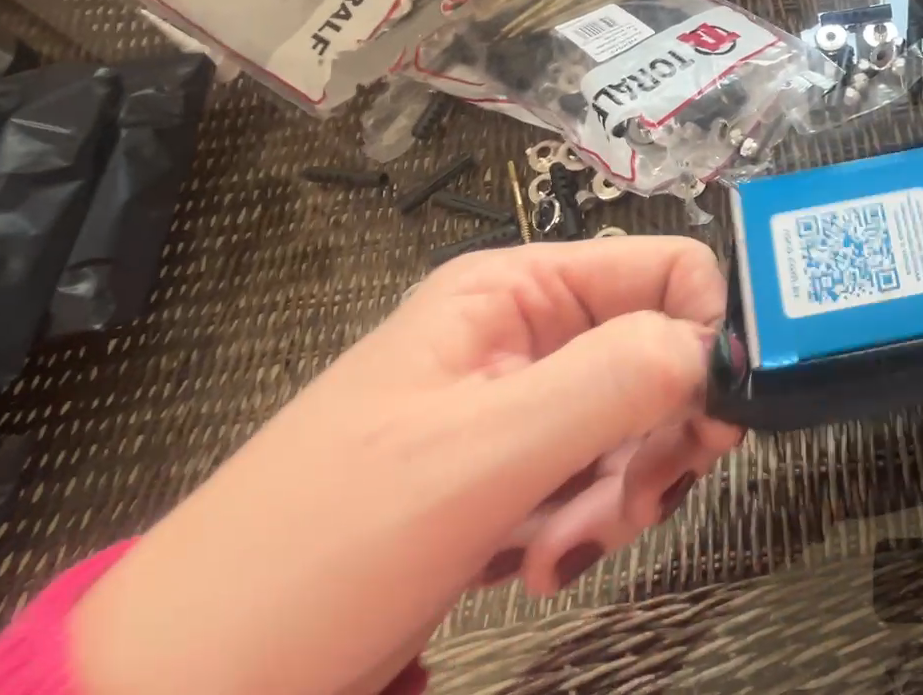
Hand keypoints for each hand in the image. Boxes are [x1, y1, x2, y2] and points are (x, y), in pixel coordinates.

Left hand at [70, 237, 741, 694]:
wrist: (204, 681)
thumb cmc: (329, 546)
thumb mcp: (478, 455)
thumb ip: (611, 383)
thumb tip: (718, 348)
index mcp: (518, 290)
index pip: (669, 269)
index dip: (707, 334)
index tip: (710, 420)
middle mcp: (530, 331)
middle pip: (663, 352)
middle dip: (662, 432)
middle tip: (634, 501)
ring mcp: (525, 402)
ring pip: (644, 421)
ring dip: (626, 490)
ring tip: (560, 550)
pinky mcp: (520, 468)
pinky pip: (605, 474)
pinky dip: (594, 520)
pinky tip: (541, 565)